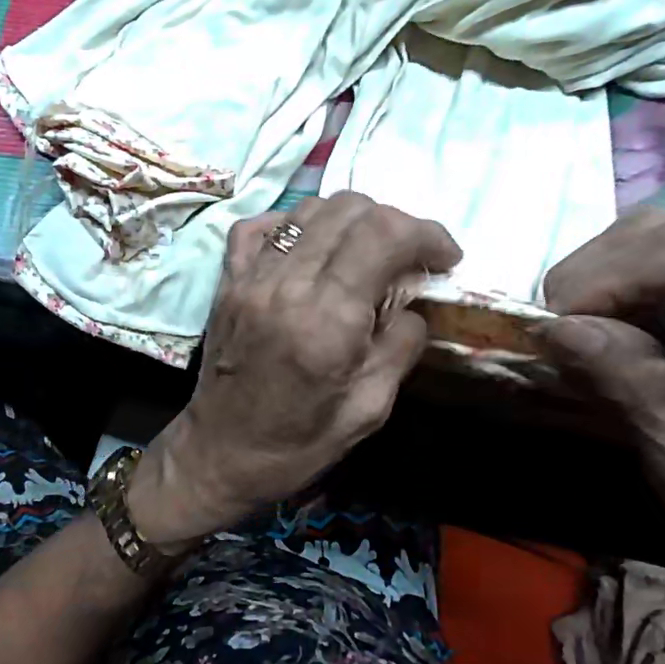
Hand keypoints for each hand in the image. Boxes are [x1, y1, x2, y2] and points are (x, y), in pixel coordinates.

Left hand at [130, 193, 460, 546]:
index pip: (383, 233)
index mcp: (327, 320)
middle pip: (349, 209)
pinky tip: (310, 247)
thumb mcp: (370, 408)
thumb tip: (411, 299)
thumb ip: (400, 344)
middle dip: (394, 223)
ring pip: (307, 210)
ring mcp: (249, 279)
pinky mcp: (226, 283)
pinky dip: (292, 224)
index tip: (445, 258)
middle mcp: (285, 285)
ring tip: (365, 252)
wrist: (219, 453)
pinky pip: (257, 227)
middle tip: (409, 257)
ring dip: (348, 220)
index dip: (427, 234)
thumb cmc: (298, 443)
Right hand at [538, 209, 664, 614]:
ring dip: (595, 285)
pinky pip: (654, 282)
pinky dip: (607, 302)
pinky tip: (596, 341)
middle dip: (592, 273)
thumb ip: (629, 383)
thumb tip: (554, 326)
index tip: (554, 323)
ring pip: (654, 249)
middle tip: (556, 329)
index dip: (604, 276)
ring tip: (573, 338)